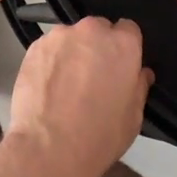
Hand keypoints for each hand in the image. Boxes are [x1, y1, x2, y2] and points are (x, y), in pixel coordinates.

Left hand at [4, 17, 151, 176]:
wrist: (49, 147)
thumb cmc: (99, 136)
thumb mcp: (133, 118)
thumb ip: (139, 87)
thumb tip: (141, 73)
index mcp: (122, 45)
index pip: (129, 30)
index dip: (126, 48)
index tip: (120, 66)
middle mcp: (91, 30)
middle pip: (99, 30)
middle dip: (98, 47)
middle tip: (94, 77)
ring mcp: (60, 35)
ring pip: (72, 38)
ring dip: (73, 52)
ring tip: (67, 84)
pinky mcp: (35, 44)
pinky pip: (49, 47)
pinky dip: (51, 60)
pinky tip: (49, 86)